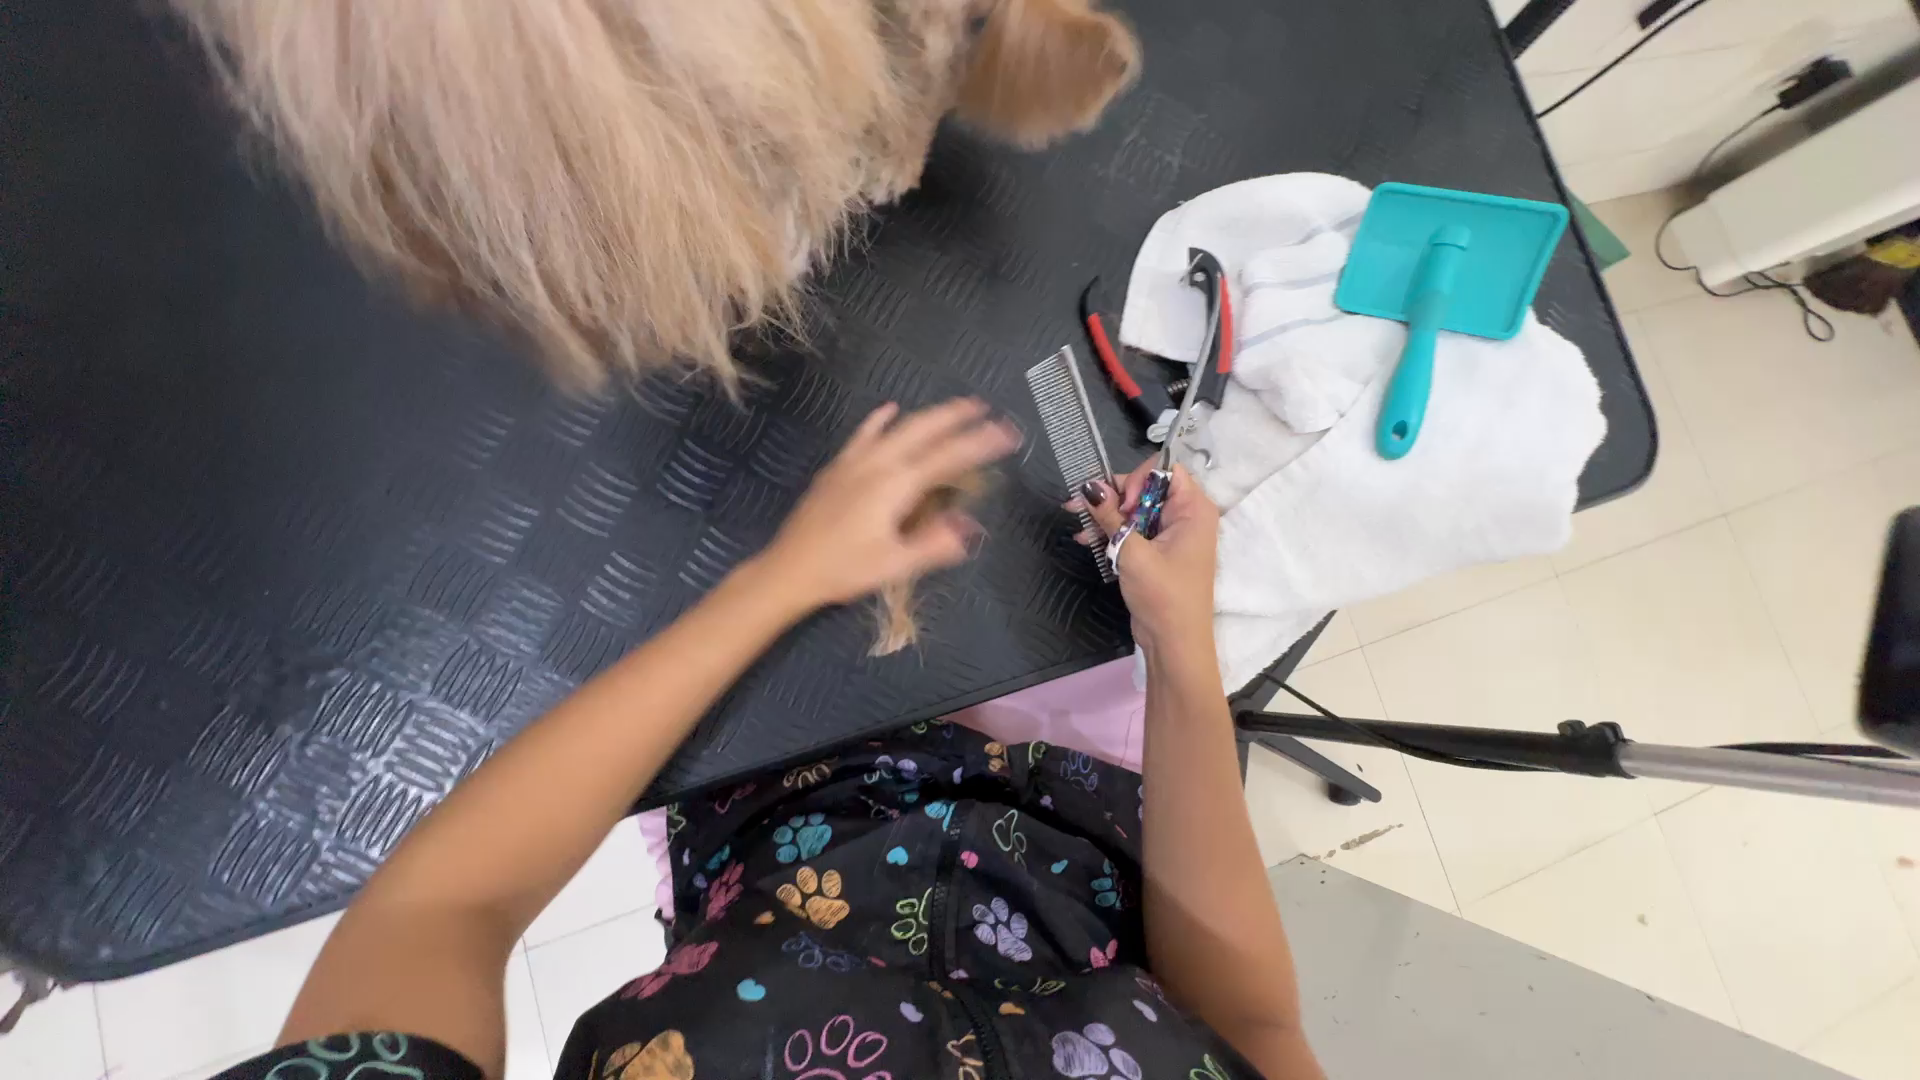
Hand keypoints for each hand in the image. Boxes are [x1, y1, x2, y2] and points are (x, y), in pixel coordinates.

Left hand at [756, 399, 1019, 610]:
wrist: (789, 568)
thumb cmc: (844, 569)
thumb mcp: (895, 564)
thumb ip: (934, 543)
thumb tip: (971, 528)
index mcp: (896, 486)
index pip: (948, 458)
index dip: (980, 443)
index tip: (1007, 433)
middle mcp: (878, 465)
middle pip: (924, 430)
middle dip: (956, 416)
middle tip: (985, 408)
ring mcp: (855, 463)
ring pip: (898, 428)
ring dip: (928, 415)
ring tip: (953, 406)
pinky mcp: (838, 468)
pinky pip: (863, 435)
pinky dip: (880, 420)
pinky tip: (889, 408)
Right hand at [1073, 461, 1218, 652]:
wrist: (1174, 642)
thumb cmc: (1163, 596)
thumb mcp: (1132, 553)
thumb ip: (1110, 516)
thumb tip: (1088, 487)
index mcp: (1193, 509)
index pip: (1165, 470)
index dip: (1137, 480)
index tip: (1123, 507)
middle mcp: (1185, 515)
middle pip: (1146, 488)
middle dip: (1113, 497)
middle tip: (1084, 510)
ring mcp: (1171, 534)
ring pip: (1135, 509)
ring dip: (1107, 515)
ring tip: (1077, 523)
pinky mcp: (1158, 551)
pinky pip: (1134, 529)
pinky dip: (1112, 532)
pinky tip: (1086, 539)